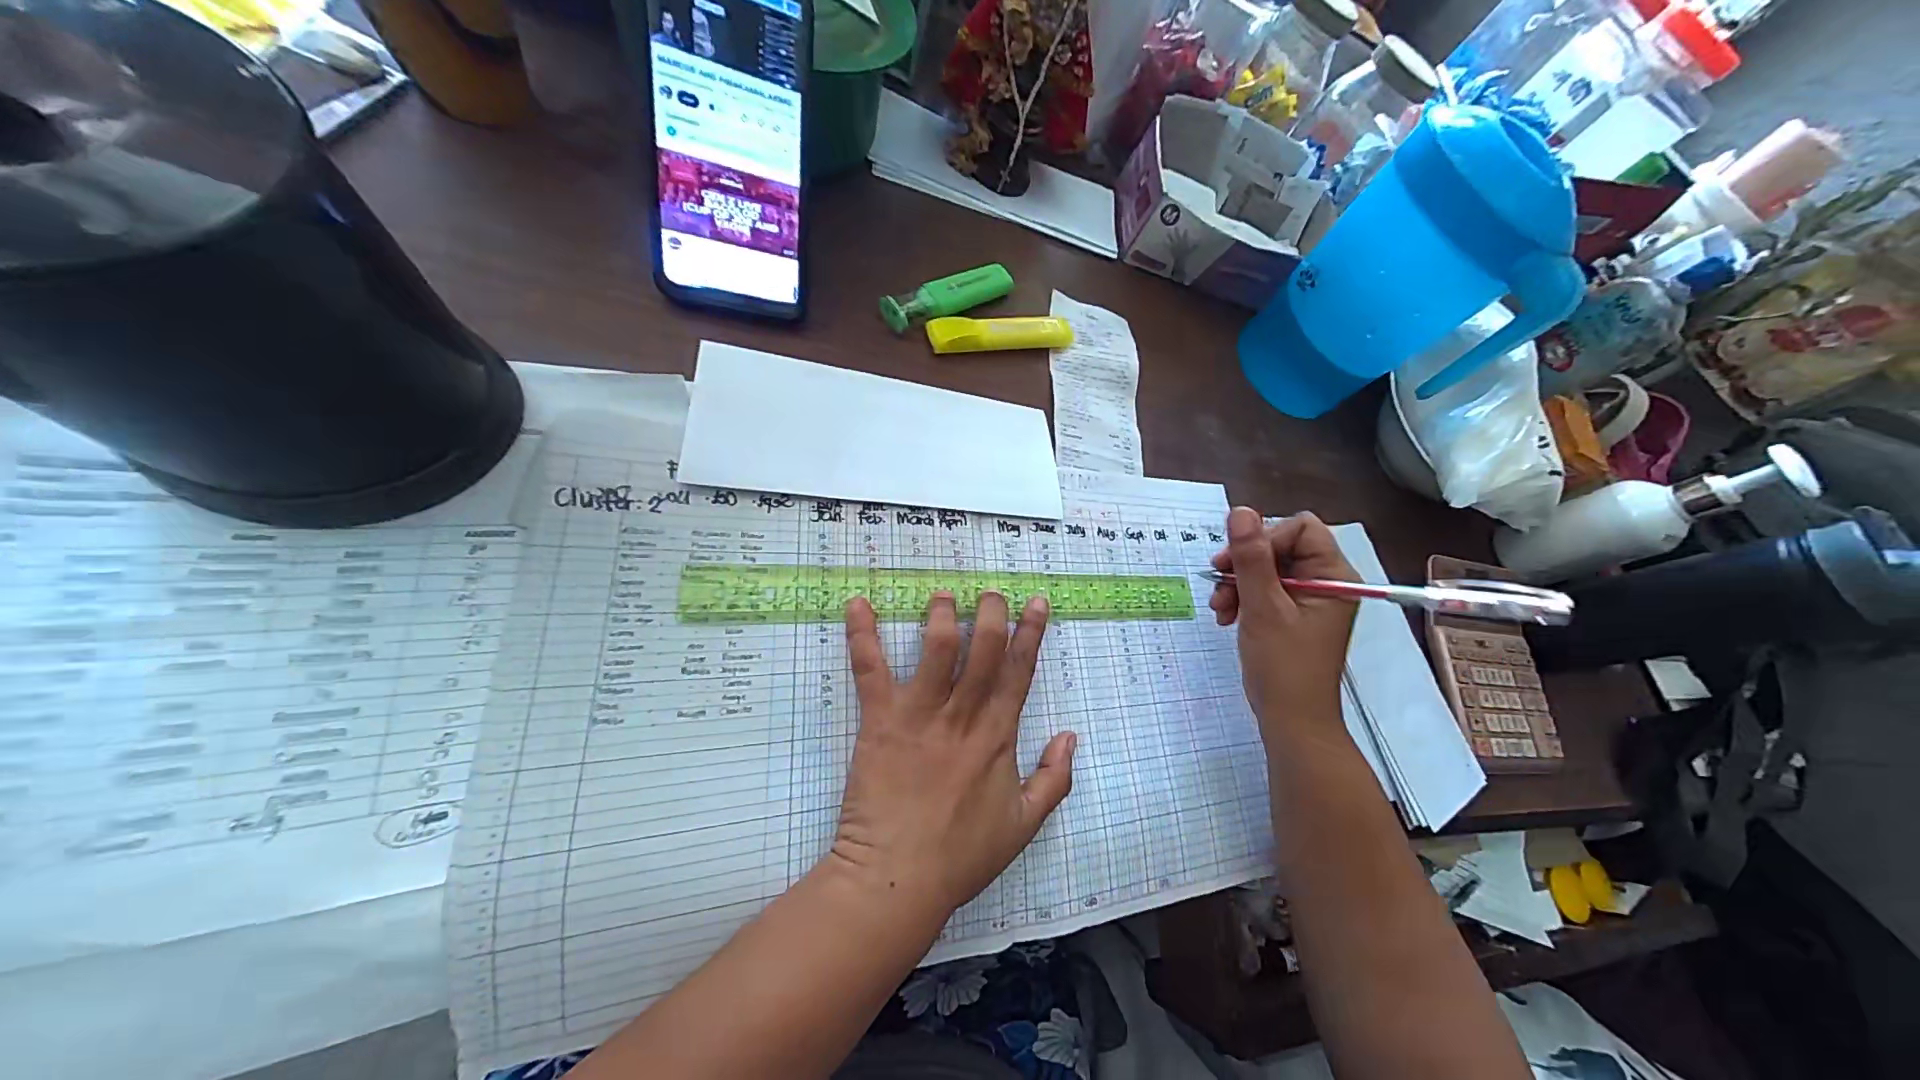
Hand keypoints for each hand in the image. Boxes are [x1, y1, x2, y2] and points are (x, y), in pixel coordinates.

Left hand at [829, 591, 1075, 921]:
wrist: (898, 879)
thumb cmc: (960, 855)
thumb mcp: (1023, 825)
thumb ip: (1054, 779)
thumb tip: (1070, 736)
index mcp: (998, 737)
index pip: (1019, 672)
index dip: (1031, 633)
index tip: (1036, 602)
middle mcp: (963, 717)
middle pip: (983, 649)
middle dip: (991, 613)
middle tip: (990, 592)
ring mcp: (919, 715)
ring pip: (937, 649)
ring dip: (942, 616)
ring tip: (942, 595)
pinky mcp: (880, 721)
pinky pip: (869, 669)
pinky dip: (862, 634)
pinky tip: (857, 604)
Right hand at [1208, 507, 1357, 737]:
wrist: (1291, 720)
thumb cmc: (1283, 665)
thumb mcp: (1262, 607)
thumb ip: (1250, 558)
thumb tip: (1240, 512)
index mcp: (1333, 576)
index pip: (1300, 529)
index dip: (1264, 539)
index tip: (1233, 562)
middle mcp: (1326, 582)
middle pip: (1280, 547)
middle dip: (1245, 564)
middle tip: (1218, 583)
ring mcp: (1309, 600)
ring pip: (1267, 568)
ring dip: (1238, 583)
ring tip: (1220, 608)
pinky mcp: (1292, 615)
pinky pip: (1265, 590)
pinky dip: (1243, 598)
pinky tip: (1227, 616)